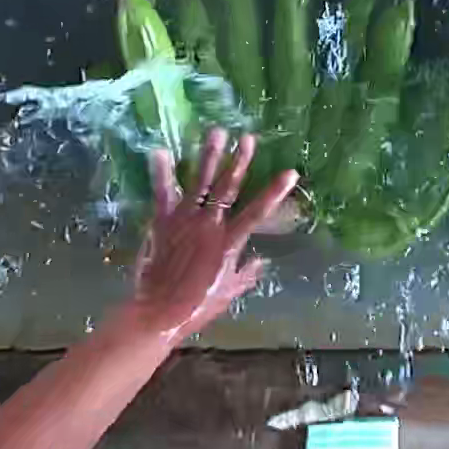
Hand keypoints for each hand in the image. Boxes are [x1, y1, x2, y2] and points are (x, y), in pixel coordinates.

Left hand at [127, 128, 298, 343]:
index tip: (291, 172)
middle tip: (247, 138)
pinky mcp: (161, 224)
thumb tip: (261, 259)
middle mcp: (209, 225)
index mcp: (229, 241)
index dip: (275, 191)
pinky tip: (161, 152)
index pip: (258, 211)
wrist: (157, 315)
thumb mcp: (230, 291)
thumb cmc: (198, 306)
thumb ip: (247, 272)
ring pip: (200, 183)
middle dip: (239, 161)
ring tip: (216, 133)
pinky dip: (162, 174)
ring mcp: (184, 221)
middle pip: (227, 187)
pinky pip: (162, 195)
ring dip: (208, 157)